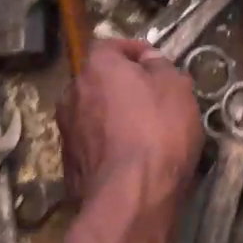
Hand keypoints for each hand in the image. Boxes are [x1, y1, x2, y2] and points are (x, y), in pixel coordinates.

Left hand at [56, 37, 202, 207]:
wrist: (130, 197)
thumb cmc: (158, 131)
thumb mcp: (176, 88)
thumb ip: (160, 66)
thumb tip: (148, 59)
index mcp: (97, 68)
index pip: (110, 45)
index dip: (133, 50)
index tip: (154, 61)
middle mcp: (73, 93)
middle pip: (98, 79)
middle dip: (122, 84)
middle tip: (151, 96)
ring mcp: (67, 131)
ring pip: (93, 112)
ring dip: (113, 115)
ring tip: (143, 129)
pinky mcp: (69, 165)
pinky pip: (92, 143)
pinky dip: (108, 143)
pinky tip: (130, 156)